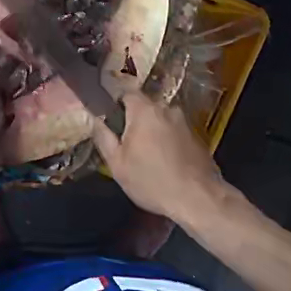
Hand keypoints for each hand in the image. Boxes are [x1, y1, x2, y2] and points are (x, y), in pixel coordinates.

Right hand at [92, 91, 226, 221]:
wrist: (197, 197)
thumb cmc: (151, 181)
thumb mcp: (118, 164)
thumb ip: (103, 137)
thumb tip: (93, 118)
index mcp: (145, 110)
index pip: (126, 93)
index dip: (115, 104)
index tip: (110, 121)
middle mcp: (167, 109)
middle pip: (145, 108)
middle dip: (135, 122)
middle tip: (127, 145)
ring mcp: (185, 122)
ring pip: (161, 121)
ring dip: (153, 133)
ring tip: (147, 158)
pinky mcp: (197, 137)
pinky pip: (175, 133)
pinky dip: (168, 142)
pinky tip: (166, 163)